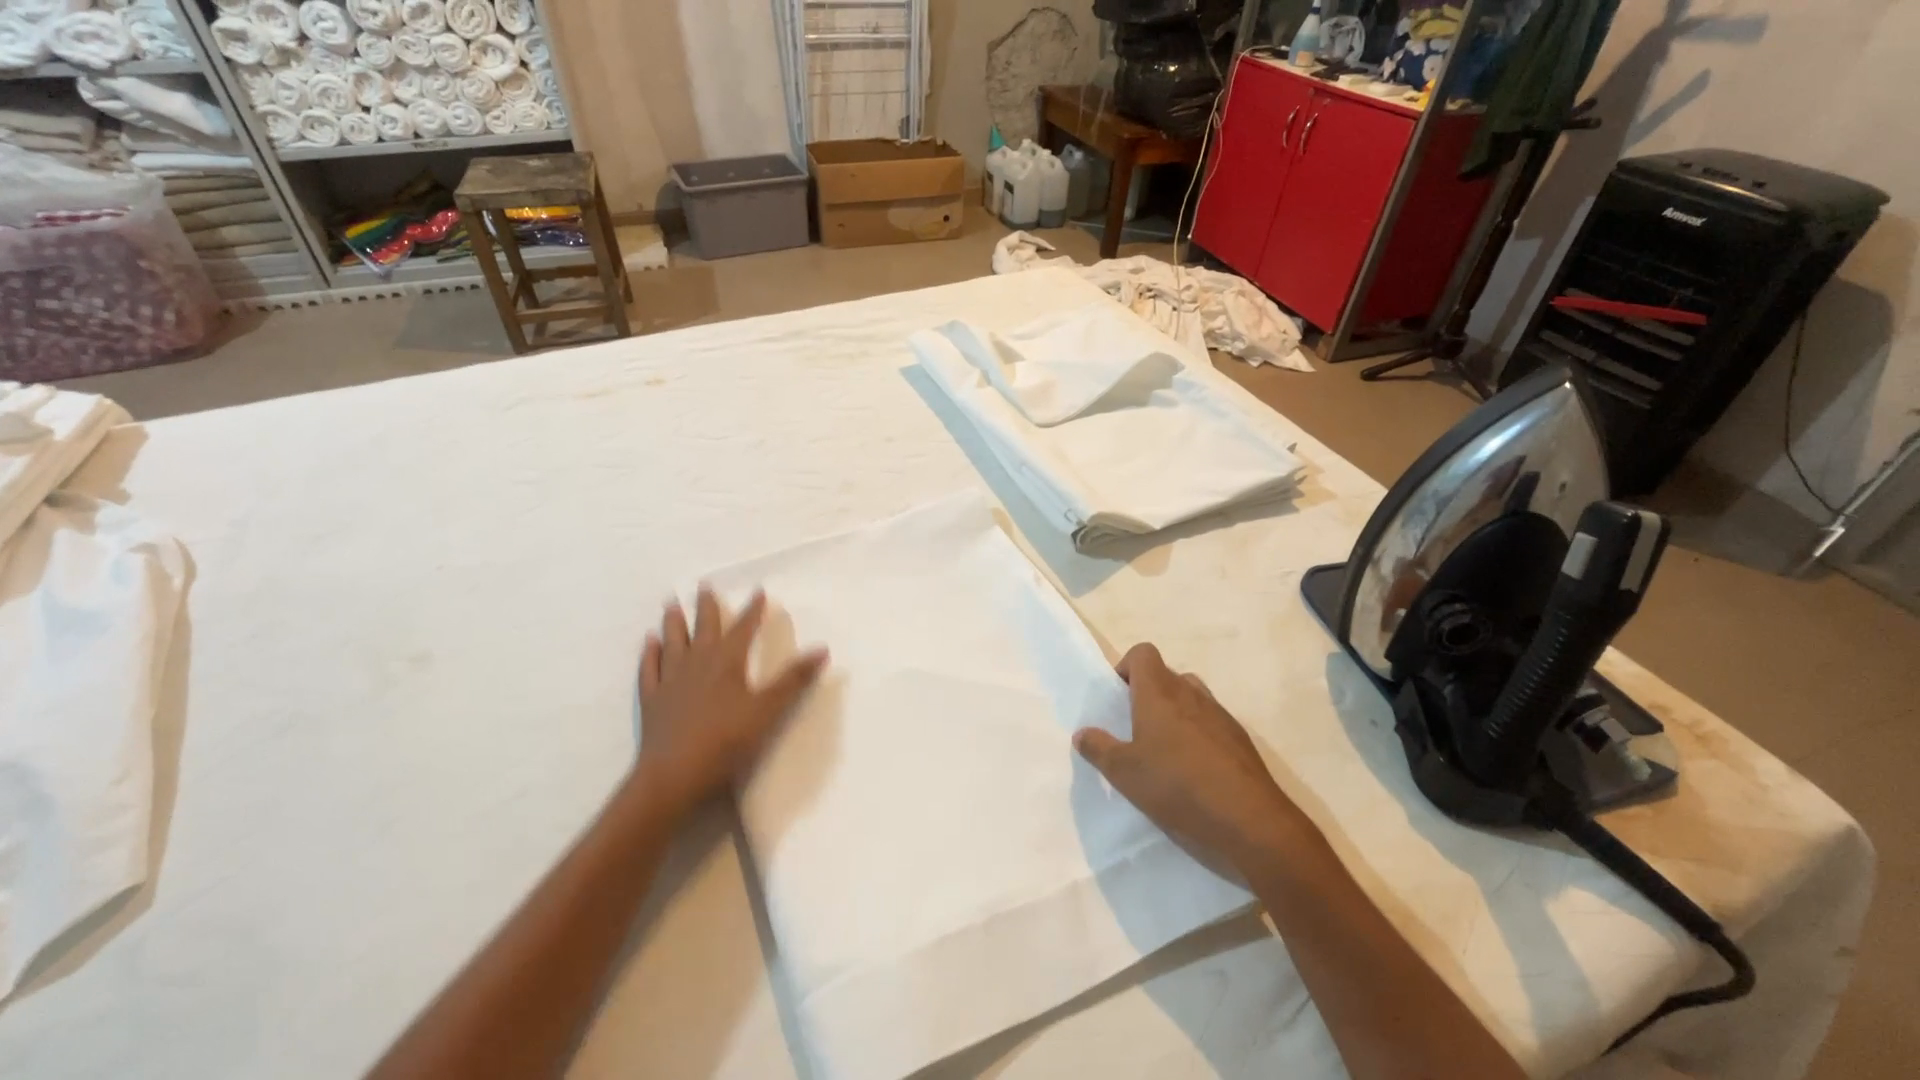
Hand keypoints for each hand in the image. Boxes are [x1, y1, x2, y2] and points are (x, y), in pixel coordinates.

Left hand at [636, 587, 827, 813]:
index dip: (753, 610)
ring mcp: (670, 680)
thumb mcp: (768, 711)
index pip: (744, 629)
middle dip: (707, 607)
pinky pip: (649, 668)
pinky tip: (649, 643)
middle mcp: (697, 663)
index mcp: (727, 662)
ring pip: (672, 642)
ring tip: (671, 604)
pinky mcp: (652, 700)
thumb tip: (822, 649)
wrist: (674, 774)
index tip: (758, 591)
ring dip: (674, 622)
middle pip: (703, 628)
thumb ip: (793, 680)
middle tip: (703, 586)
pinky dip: (650, 653)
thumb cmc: (726, 742)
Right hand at [1074, 644, 1311, 875]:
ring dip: (1175, 715)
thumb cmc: (1176, 787)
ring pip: (1192, 700)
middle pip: (1167, 676)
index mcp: (1159, 693)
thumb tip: (1083, 733)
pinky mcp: (1241, 740)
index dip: (1127, 668)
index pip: (1143, 653)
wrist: (1248, 820)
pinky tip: (1193, 773)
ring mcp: (1221, 715)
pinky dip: (1198, 737)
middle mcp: (1192, 694)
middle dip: (1148, 695)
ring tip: (1163, 753)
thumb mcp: (1124, 773)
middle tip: (1134, 730)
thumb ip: (1099, 749)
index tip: (1117, 699)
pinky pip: (1212, 725)